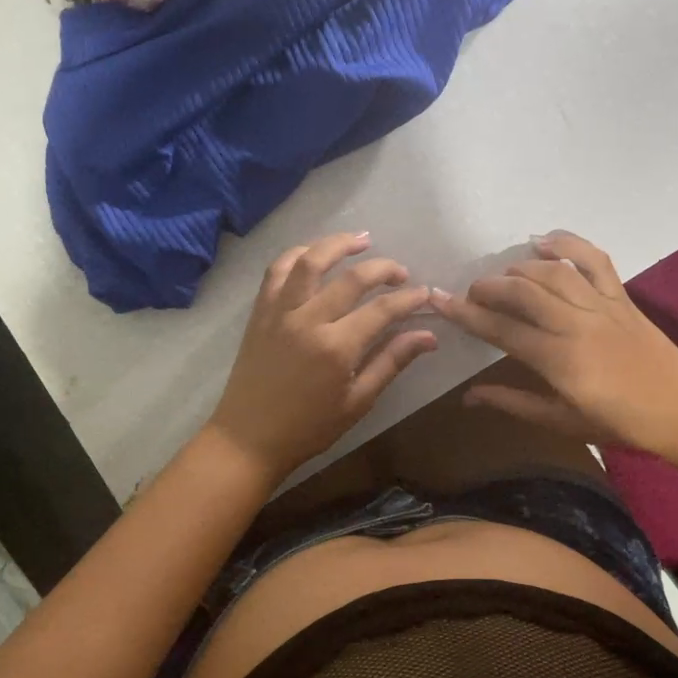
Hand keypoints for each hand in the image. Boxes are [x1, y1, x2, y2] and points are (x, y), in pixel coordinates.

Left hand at [207, 232, 436, 480]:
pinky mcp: (260, 312)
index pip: (382, 310)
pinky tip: (314, 252)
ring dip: (337, 244)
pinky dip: (297, 254)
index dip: (408, 298)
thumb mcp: (357, 401)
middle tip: (400, 272)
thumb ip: (391, 362)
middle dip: (382, 268)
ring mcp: (279, 312)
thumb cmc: (308, 427)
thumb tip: (428, 335)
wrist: (249, 437)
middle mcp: (307, 321)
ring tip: (361, 240)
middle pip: (351, 278)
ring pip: (309, 262)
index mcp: (335, 348)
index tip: (425, 293)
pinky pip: (277, 271)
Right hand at [429, 231, 677, 458]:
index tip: (438, 300)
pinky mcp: (622, 296)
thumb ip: (513, 402)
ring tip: (502, 278)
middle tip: (471, 293)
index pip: (501, 330)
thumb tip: (468, 396)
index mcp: (559, 360)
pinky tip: (543, 241)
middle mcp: (576, 325)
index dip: (465, 314)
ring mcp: (602, 306)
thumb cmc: (620, 424)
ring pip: (551, 272)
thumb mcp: (561, 421)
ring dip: (519, 269)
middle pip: (522, 292)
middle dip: (488, 287)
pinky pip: (594, 260)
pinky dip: (568, 244)